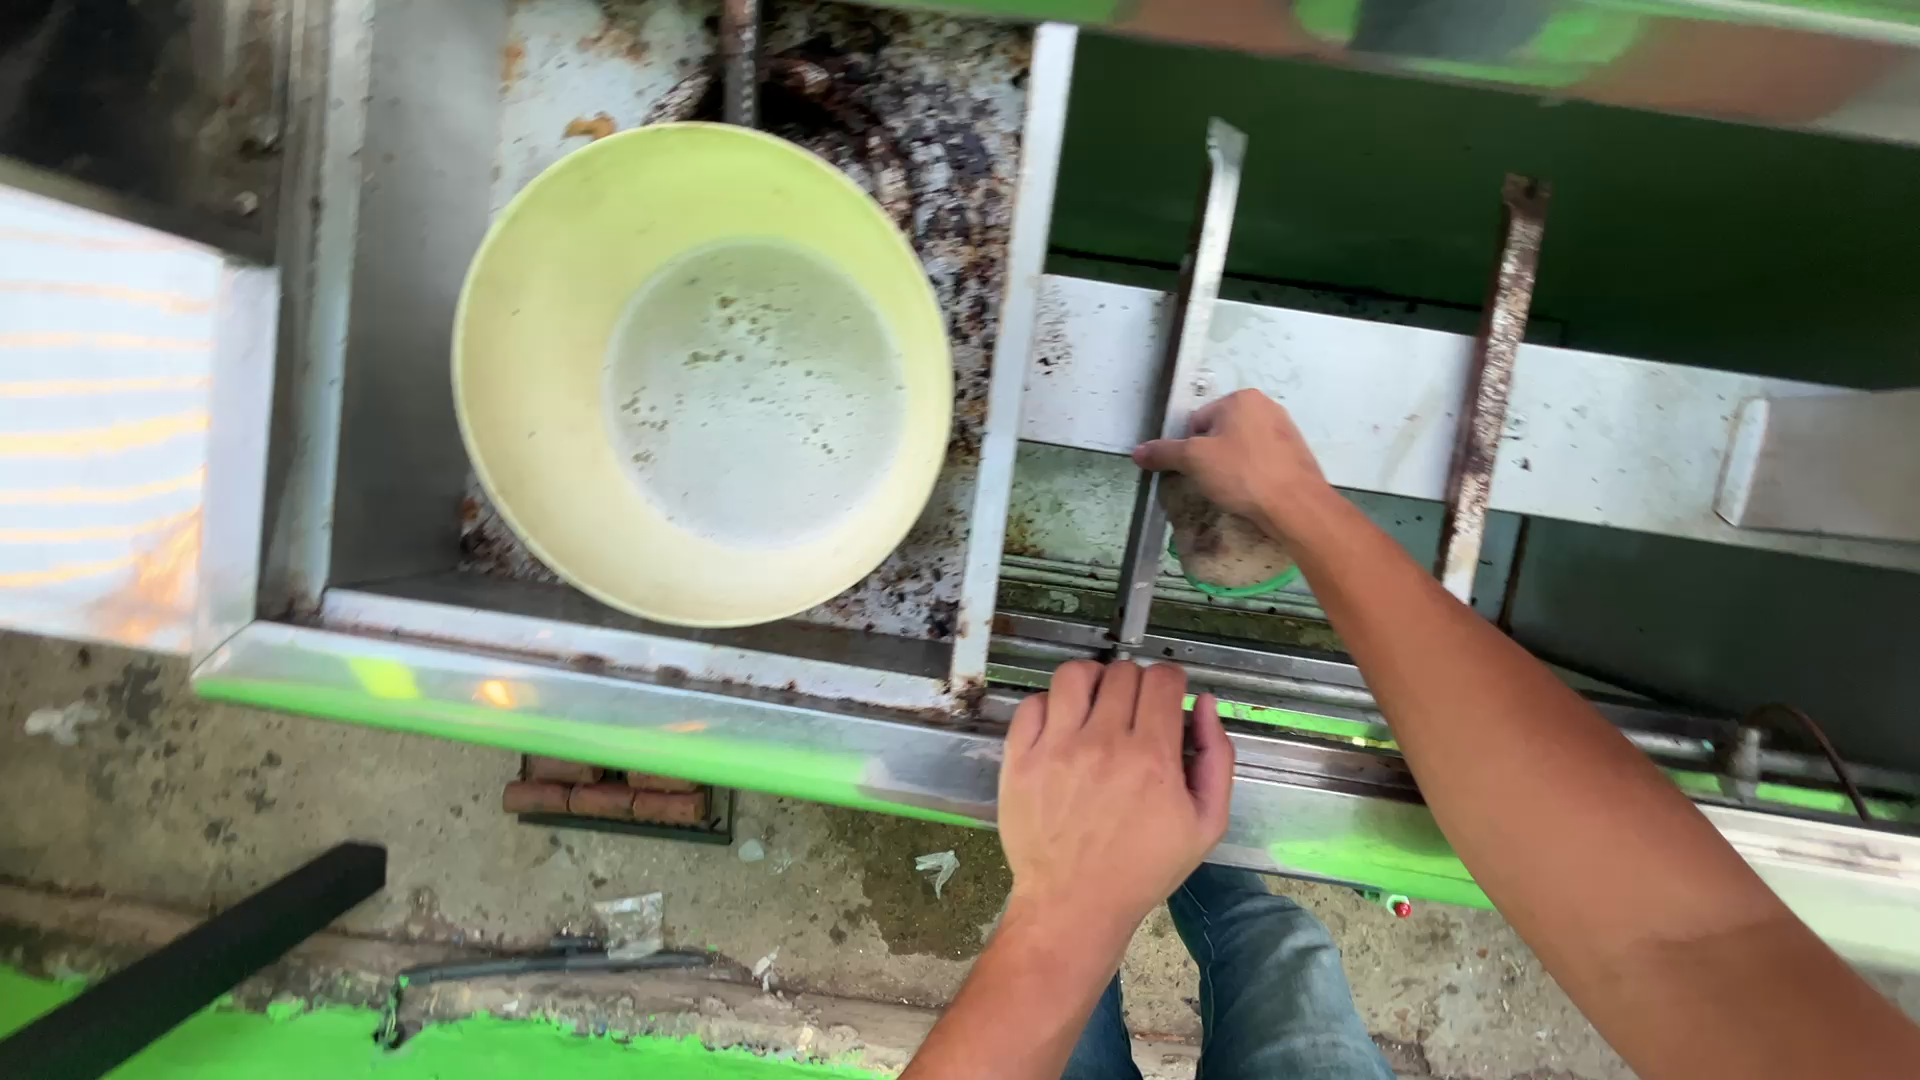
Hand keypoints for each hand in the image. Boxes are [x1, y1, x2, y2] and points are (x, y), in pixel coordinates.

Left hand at [998, 660, 1235, 954]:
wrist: (1073, 903)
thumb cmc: (1143, 868)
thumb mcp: (1205, 824)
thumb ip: (1216, 758)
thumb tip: (1205, 703)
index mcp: (1151, 758)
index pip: (1163, 681)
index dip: (1171, 682)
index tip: (1168, 696)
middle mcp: (1102, 743)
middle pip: (1123, 673)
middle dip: (1137, 682)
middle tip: (1135, 709)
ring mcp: (1056, 747)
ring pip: (1075, 674)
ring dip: (1093, 679)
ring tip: (1097, 702)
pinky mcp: (1020, 757)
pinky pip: (1034, 703)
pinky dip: (1051, 703)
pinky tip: (1063, 724)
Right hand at [1133, 389, 1333, 541]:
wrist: (1295, 505)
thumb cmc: (1243, 474)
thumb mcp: (1193, 461)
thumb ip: (1163, 453)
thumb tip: (1137, 451)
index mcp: (1241, 398)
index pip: (1197, 421)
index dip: (1189, 449)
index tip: (1195, 470)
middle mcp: (1265, 406)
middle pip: (1219, 433)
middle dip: (1211, 457)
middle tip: (1213, 482)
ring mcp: (1284, 429)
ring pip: (1240, 448)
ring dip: (1231, 466)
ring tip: (1233, 489)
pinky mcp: (1295, 452)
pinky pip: (1261, 460)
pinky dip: (1252, 474)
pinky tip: (1251, 491)